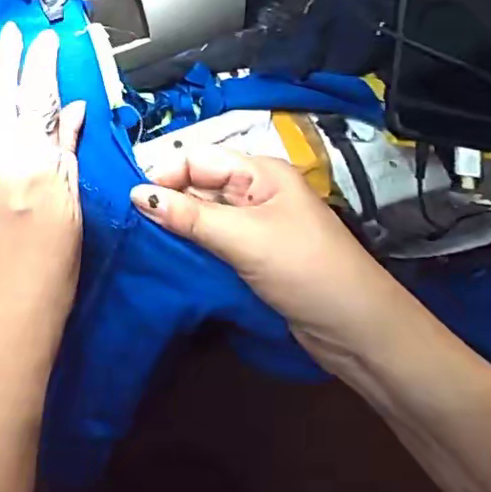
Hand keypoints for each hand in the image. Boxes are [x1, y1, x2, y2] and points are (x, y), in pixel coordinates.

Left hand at [0, 23, 86, 372]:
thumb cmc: (50, 270)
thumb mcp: (72, 209)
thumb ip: (67, 152)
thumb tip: (75, 106)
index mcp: (37, 162)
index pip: (40, 96)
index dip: (43, 62)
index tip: (45, 39)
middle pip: (0, 91)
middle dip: (5, 55)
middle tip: (10, 31)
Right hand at [133, 150, 401, 374]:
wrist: (360, 333)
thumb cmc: (306, 271)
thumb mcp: (244, 238)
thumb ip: (189, 216)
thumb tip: (136, 195)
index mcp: (259, 172)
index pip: (199, 158)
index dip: (165, 174)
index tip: (132, 200)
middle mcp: (255, 191)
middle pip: (199, 185)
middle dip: (167, 199)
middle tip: (130, 223)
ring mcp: (254, 224)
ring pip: (203, 214)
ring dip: (177, 225)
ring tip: (141, 240)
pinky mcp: (253, 254)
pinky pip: (213, 240)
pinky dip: (191, 246)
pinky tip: (167, 256)